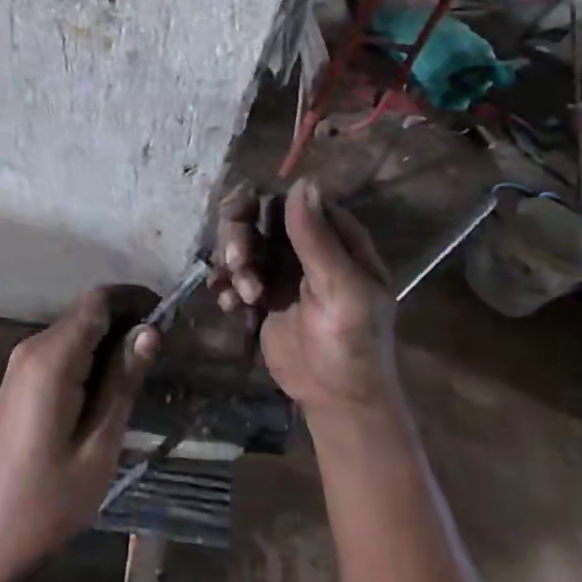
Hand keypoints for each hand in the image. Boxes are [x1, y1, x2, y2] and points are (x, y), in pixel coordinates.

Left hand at [0, 290, 159, 581]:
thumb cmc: (47, 501)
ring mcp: (24, 364)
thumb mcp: (99, 445)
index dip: (138, 299)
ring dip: (116, 338)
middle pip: (90, 311)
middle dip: (131, 318)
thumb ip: (124, 381)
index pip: (99, 300)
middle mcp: (34, 349)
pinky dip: (97, 355)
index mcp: (52, 359)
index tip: (172, 319)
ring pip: (80, 329)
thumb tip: (151, 331)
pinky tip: (117, 385)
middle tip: (169, 348)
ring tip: (150, 367)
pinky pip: (68, 350)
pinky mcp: (24, 381)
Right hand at [215, 178, 399, 417]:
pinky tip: (230, 305)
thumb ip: (318, 239)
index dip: (262, 202)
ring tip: (244, 296)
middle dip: (241, 235)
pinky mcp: (265, 293)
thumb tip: (304, 181)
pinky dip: (228, 284)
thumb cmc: (352, 343)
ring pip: (245, 242)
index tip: (239, 216)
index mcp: (337, 236)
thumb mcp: (341, 289)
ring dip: (235, 263)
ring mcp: (284, 269)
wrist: (337, 400)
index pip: (294, 198)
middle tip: (236, 263)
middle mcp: (308, 245)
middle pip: (261, 216)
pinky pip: (237, 273)